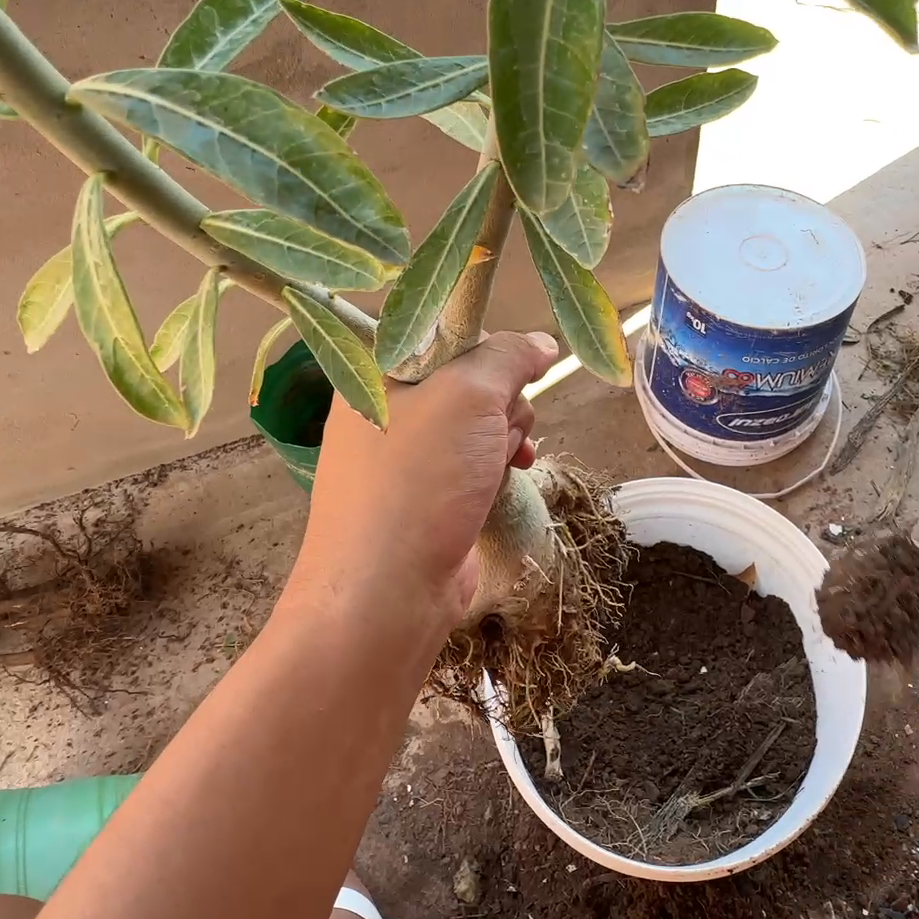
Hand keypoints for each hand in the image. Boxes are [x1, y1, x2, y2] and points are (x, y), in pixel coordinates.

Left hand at [289, 331, 560, 626]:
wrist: (387, 592)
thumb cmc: (417, 481)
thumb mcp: (468, 396)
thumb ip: (509, 356)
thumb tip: (542, 343)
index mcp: (376, 369)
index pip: (443, 327)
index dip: (486, 341)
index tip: (511, 364)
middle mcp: (389, 404)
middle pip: (471, 372)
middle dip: (502, 396)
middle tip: (497, 424)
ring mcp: (409, 450)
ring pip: (481, 416)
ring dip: (506, 431)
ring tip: (502, 458)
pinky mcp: (431, 488)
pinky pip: (478, 454)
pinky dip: (500, 459)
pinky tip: (513, 472)